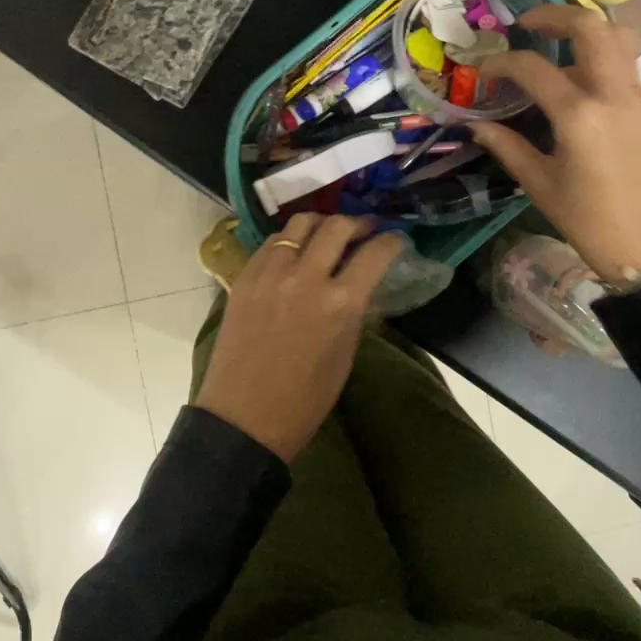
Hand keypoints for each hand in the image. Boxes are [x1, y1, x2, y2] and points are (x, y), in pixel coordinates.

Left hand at [194, 214, 402, 461]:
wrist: (245, 418)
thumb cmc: (305, 399)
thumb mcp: (345, 355)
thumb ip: (354, 311)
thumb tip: (361, 282)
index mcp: (339, 303)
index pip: (374, 254)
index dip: (391, 241)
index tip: (396, 238)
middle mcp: (306, 277)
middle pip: (337, 226)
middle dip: (358, 223)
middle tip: (365, 229)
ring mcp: (270, 273)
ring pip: (299, 225)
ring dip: (320, 224)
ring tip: (328, 233)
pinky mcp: (244, 277)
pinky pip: (271, 244)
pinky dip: (288, 241)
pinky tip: (295, 252)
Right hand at [468, 5, 640, 283]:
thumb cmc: (591, 221)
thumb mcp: (541, 184)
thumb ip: (507, 146)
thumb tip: (477, 125)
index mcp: (579, 114)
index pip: (533, 67)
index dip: (501, 63)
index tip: (482, 69)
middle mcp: (612, 94)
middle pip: (591, 28)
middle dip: (555, 15)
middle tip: (526, 24)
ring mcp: (635, 98)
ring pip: (616, 38)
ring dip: (582, 29)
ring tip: (551, 39)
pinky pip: (624, 62)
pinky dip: (598, 52)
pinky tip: (573, 74)